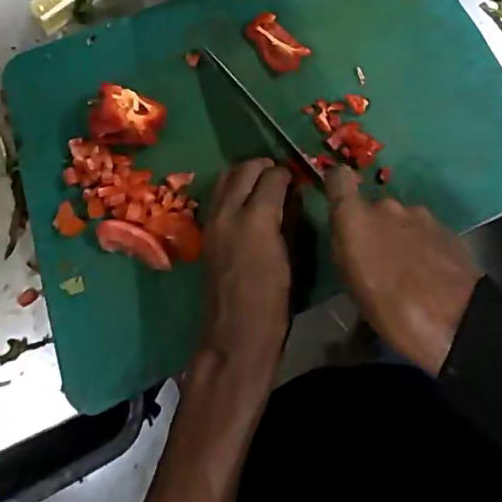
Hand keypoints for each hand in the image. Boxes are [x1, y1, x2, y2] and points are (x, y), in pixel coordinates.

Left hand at [198, 159, 293, 371]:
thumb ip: (289, 221)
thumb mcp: (290, 259)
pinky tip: (244, 199)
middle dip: (263, 167)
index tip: (296, 177)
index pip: (271, 177)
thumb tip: (293, 196)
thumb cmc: (273, 303)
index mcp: (256, 219)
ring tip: (261, 182)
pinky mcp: (205, 230)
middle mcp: (230, 211)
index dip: (286, 174)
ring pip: (225, 177)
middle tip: (279, 174)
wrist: (235, 334)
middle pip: (244, 170)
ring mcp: (213, 219)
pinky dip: (230, 187)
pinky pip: (216, 194)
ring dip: (243, 173)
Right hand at [323, 165, 480, 373]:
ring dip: (399, 236)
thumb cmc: (392, 309)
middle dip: (373, 226)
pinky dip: (422, 245)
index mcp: (355, 217)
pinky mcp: (446, 228)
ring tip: (408, 271)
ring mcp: (419, 214)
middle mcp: (385, 206)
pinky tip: (429, 274)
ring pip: (400, 219)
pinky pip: (423, 231)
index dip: (337, 185)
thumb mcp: (352, 284)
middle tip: (378, 259)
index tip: (339, 202)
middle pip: (372, 206)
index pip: (338, 177)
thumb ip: (345, 247)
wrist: (459, 323)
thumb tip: (347, 233)